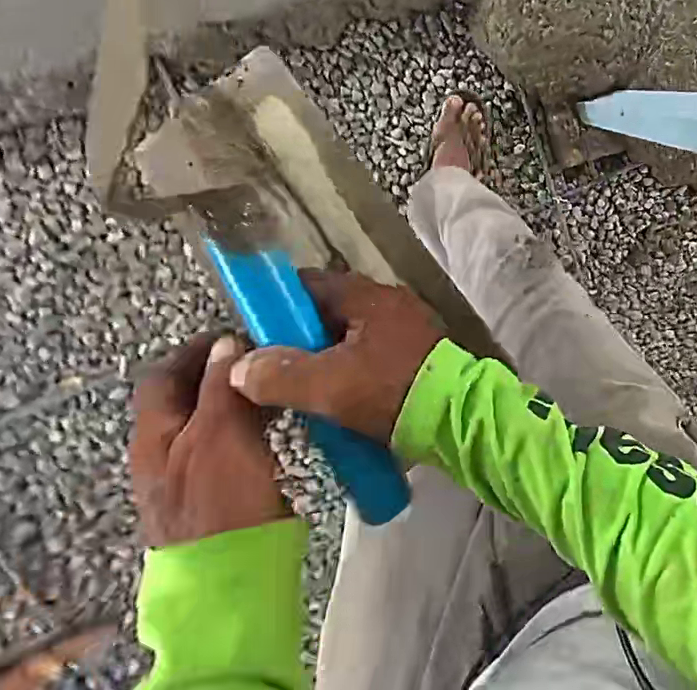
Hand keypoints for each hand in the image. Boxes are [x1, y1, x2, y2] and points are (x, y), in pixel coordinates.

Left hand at [129, 331, 289, 547]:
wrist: (232, 572)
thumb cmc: (221, 498)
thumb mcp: (220, 432)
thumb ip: (221, 385)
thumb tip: (226, 343)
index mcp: (156, 433)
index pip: (164, 374)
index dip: (196, 348)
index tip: (238, 332)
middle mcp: (168, 447)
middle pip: (192, 393)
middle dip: (227, 369)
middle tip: (269, 354)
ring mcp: (196, 468)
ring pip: (218, 414)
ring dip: (246, 393)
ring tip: (283, 379)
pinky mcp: (225, 483)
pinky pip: (238, 436)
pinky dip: (258, 419)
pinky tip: (286, 416)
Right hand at [228, 269, 443, 444]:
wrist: (455, 413)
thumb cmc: (389, 389)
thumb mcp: (327, 385)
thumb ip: (280, 373)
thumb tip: (241, 366)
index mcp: (368, 297)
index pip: (312, 284)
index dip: (278, 301)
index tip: (252, 325)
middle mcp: (390, 302)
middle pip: (331, 310)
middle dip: (300, 333)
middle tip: (270, 362)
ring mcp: (408, 326)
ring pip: (352, 333)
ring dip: (326, 353)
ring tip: (297, 382)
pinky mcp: (418, 351)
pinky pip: (372, 351)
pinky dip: (351, 365)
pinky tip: (336, 391)